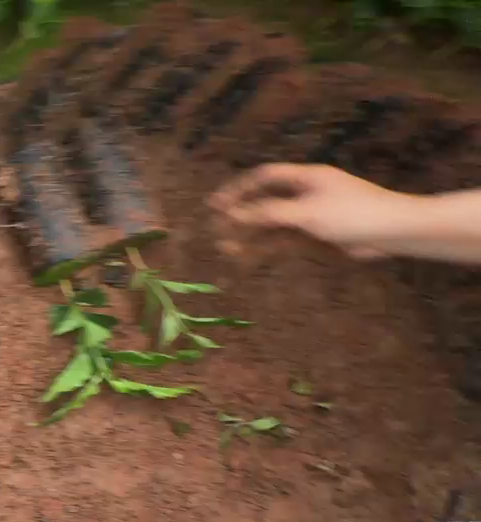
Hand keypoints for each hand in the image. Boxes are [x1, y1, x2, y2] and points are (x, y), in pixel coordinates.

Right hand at [209, 164, 427, 258]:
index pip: (265, 177)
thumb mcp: (306, 212)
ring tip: (225, 248)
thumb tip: (230, 214)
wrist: (395, 231)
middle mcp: (305, 194)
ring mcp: (307, 215)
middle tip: (214, 229)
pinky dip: (262, 248)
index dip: (238, 188)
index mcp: (308, 179)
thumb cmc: (355, 213)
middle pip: (263, 202)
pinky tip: (246, 257)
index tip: (214, 204)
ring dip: (247, 236)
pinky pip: (279, 240)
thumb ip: (267, 213)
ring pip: (268, 224)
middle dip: (238, 216)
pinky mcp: (311, 233)